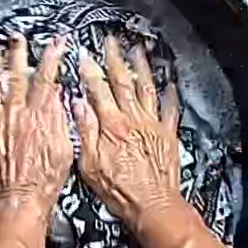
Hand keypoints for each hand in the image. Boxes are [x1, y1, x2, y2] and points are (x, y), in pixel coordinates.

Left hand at [0, 34, 73, 218]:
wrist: (19, 202)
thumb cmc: (44, 182)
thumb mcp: (64, 149)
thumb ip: (61, 120)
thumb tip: (59, 98)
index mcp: (40, 116)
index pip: (47, 78)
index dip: (52, 57)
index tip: (55, 43)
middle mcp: (16, 114)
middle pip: (17, 77)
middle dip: (17, 54)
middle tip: (16, 38)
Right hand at [73, 35, 185, 236]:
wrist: (152, 206)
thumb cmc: (119, 189)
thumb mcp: (89, 163)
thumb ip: (84, 130)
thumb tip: (77, 104)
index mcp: (111, 125)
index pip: (97, 89)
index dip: (90, 70)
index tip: (84, 55)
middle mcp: (133, 119)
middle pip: (122, 81)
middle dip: (115, 59)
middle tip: (111, 42)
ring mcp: (152, 125)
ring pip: (146, 88)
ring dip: (141, 67)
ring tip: (138, 50)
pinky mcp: (167, 135)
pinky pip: (170, 109)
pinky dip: (170, 94)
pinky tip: (169, 83)